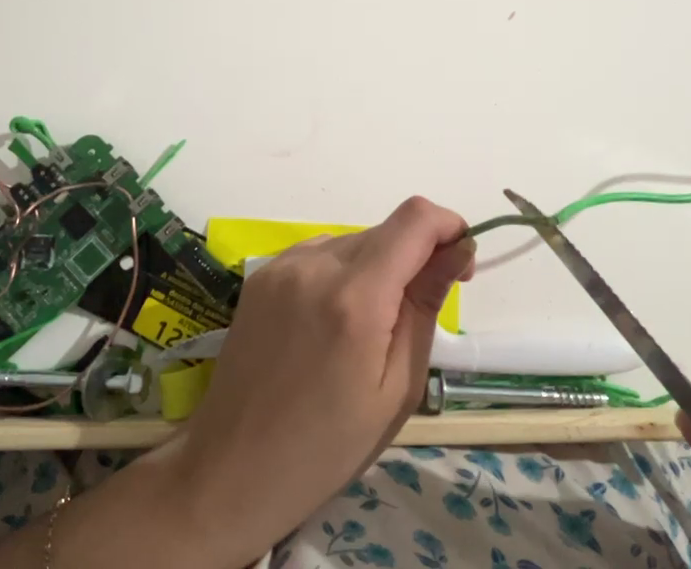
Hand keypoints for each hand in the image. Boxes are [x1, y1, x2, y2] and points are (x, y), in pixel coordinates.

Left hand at [169, 197, 476, 566]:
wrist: (232, 470)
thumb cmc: (328, 447)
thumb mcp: (397, 387)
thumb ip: (426, 305)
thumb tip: (457, 249)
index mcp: (354, 297)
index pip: (416, 219)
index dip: (449, 228)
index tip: (458, 269)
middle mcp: (314, 265)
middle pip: (386, 230)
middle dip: (414, 258)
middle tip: (413, 317)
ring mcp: (281, 267)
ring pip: (352, 241)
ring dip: (376, 267)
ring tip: (365, 330)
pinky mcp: (260, 276)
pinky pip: (319, 254)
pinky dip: (340, 274)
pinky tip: (330, 324)